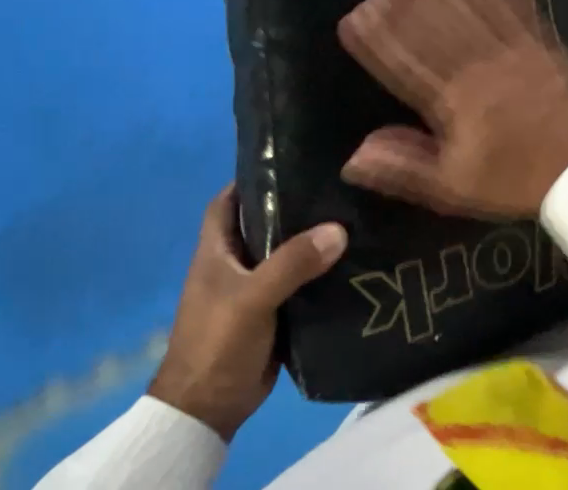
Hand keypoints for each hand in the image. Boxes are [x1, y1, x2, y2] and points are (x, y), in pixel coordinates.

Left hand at [148, 186, 346, 440]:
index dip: (252, 179)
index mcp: (216, 252)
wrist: (210, 407)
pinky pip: (303, 281)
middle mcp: (235, 264)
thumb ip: (292, 262)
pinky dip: (323, 270)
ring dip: (315, 238)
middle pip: (266, 222)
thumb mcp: (252, 298)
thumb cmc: (216, 343)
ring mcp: (256, 288)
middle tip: (339, 183)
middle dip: (297, 204)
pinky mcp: (276, 311)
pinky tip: (355, 258)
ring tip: (357, 213)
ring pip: (289, 252)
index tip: (291, 160)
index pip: (228, 201)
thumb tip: (340, 229)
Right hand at [336, 0, 567, 217]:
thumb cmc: (513, 180)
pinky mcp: (547, 49)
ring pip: (477, 13)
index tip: (356, 12)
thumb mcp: (452, 188)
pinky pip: (523, 14)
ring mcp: (517, 55)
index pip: (406, 63)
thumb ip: (404, 168)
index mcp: (454, 104)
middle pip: (439, 28)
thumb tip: (353, 156)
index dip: (379, 37)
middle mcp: (482, 70)